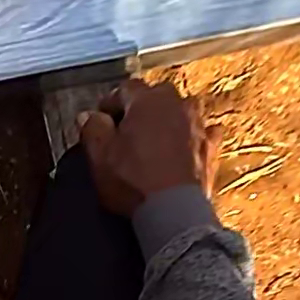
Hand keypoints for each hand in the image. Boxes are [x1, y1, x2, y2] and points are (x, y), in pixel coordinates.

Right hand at [78, 81, 219, 215]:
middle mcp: (176, 103)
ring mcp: (198, 124)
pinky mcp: (211, 146)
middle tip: (128, 130)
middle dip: (141, 109)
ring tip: (155, 140)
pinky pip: (203, 132)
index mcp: (146, 100)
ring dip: (168, 120)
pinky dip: (193, 137)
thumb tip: (89, 116)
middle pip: (156, 96)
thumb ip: (92, 129)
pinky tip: (185, 148)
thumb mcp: (99, 157)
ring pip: (181, 111)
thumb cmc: (133, 181)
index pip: (124, 89)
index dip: (110, 102)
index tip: (101, 117)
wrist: (172, 210)